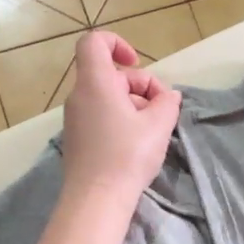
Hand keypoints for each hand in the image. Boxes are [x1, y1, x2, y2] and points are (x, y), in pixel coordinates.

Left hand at [61, 32, 181, 198]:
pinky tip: (137, 144)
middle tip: (161, 110)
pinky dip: (120, 120)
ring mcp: (75, 119)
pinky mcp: (77, 139)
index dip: (117, 44)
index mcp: (95, 83)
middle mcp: (79, 96)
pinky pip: (100, 116)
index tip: (137, 64)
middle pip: (110, 74)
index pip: (94, 42)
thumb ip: (167, 103)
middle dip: (139, 86)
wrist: (95, 200)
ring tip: (153, 130)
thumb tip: (168, 97)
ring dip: (133, 105)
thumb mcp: (159, 125)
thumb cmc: (127, 155)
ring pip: (107, 97)